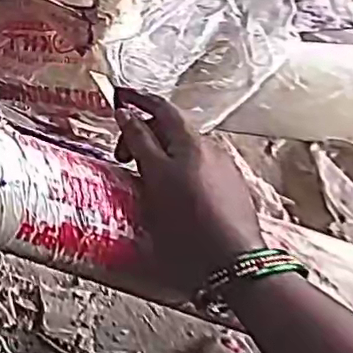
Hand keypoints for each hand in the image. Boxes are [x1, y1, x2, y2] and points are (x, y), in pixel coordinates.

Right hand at [113, 88, 263, 288]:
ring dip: (159, 152)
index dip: (137, 98)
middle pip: (171, 128)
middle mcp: (212, 148)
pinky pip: (196, 166)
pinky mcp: (231, 189)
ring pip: (183, 148)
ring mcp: (225, 169)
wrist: (233, 257)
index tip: (118, 94)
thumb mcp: (152, 171)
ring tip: (143, 173)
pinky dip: (175, 166)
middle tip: (122, 155)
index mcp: (191, 139)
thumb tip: (125, 113)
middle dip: (143, 133)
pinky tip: (168, 187)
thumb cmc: (186, 210)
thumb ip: (137, 138)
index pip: (161, 107)